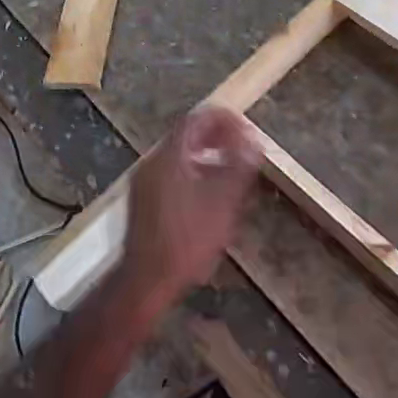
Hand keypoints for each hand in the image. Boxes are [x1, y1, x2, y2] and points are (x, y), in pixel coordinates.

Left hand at [117, 105, 260, 309]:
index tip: (243, 127)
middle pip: (185, 135)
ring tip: (231, 164)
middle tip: (240, 143)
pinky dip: (194, 169)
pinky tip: (210, 189)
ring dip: (206, 153)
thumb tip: (253, 142)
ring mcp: (145, 182)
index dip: (221, 118)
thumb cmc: (187, 240)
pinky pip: (171, 171)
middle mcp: (153, 163)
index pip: (195, 120)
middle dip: (215, 135)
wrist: (147, 279)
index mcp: (170, 157)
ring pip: (178, 155)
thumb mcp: (222, 202)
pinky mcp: (144, 200)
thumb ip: (238, 168)